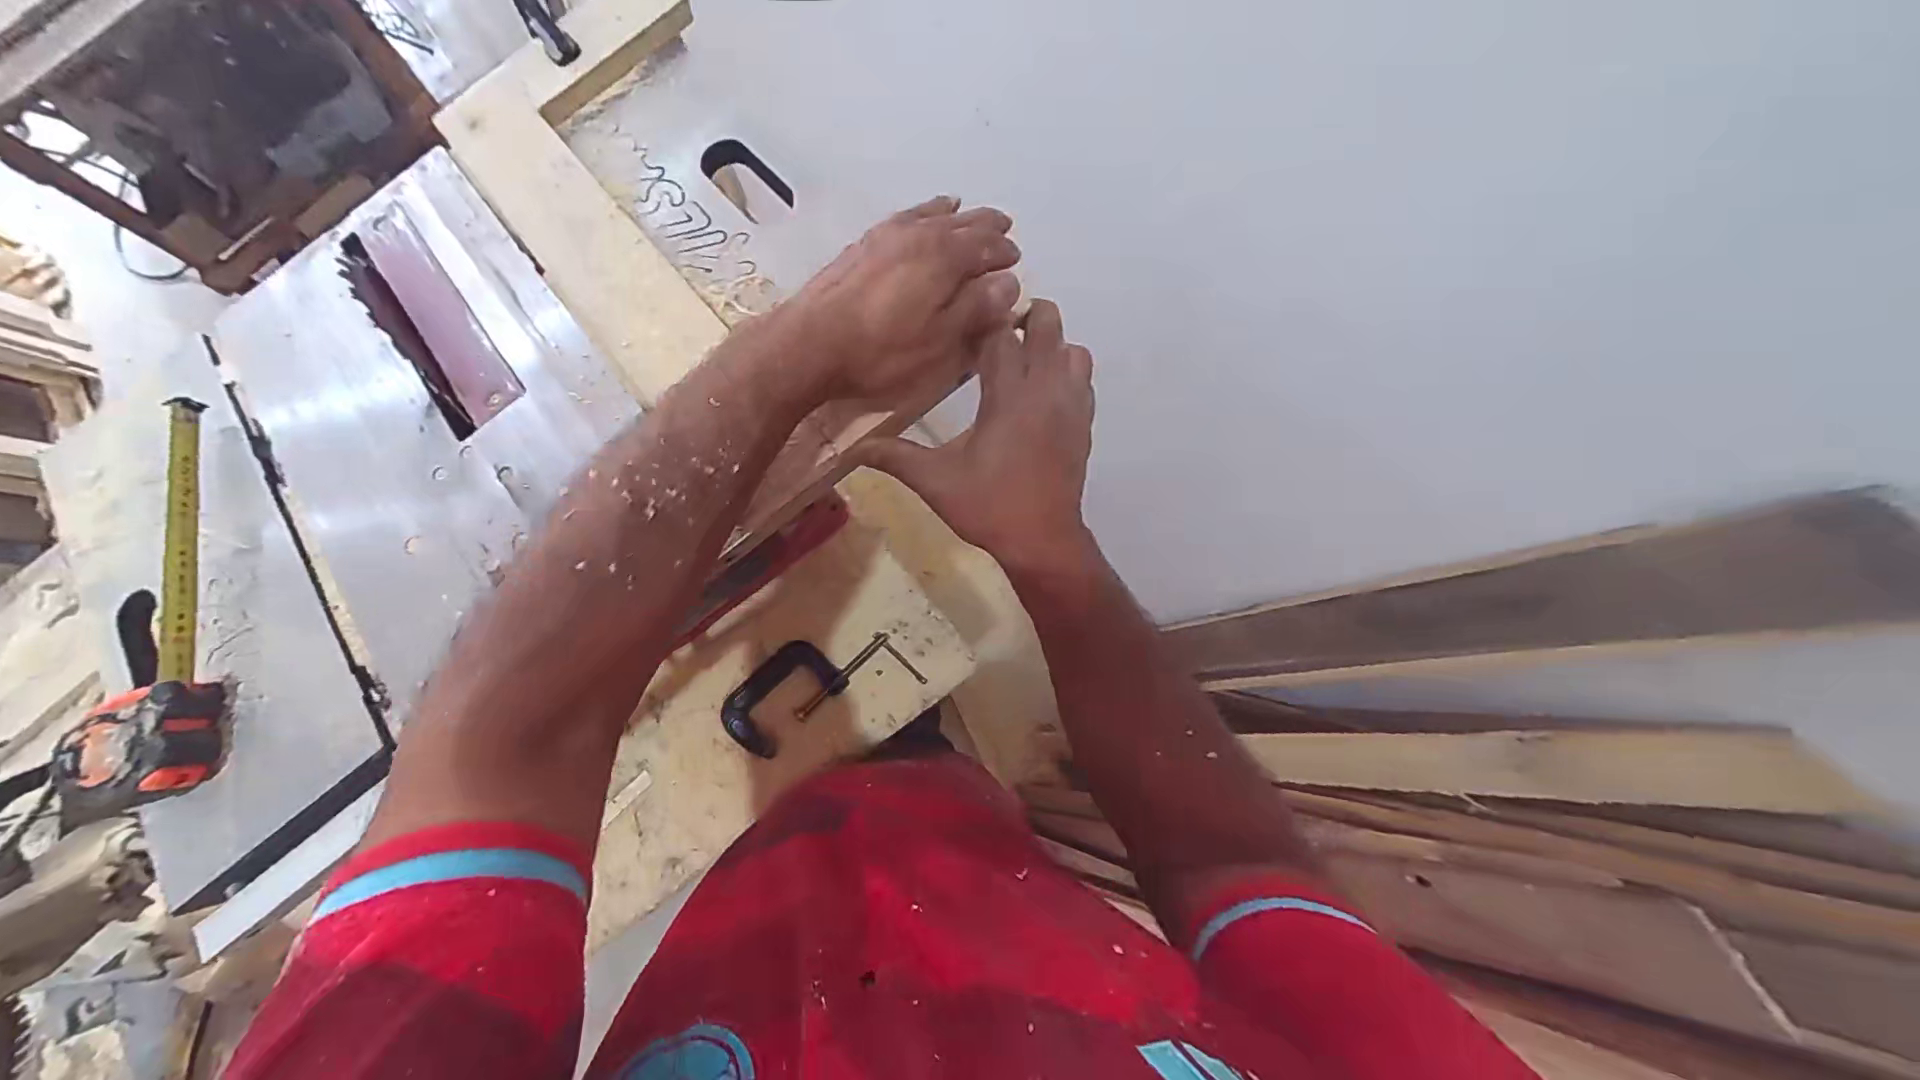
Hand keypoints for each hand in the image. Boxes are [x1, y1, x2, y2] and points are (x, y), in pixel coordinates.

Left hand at [777, 196, 1021, 403]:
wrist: (808, 345)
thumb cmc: (881, 352)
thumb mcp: (939, 341)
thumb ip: (976, 308)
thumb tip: (1009, 283)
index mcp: (944, 256)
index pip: (987, 246)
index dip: (1004, 255)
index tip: (1016, 263)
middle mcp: (919, 233)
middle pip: (964, 223)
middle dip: (988, 228)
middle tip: (1004, 233)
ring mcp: (888, 234)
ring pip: (934, 215)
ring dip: (959, 217)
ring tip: (970, 216)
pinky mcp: (864, 244)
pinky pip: (907, 217)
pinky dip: (926, 213)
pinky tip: (925, 216)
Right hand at [852, 300, 1096, 576]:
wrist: (1042, 540)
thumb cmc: (988, 507)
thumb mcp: (935, 481)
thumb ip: (895, 456)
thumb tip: (854, 447)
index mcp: (1008, 397)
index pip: (1001, 334)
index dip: (982, 324)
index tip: (964, 330)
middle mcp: (1046, 390)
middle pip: (1049, 324)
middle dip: (1025, 318)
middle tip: (997, 336)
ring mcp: (1072, 406)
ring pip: (1074, 350)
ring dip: (1051, 346)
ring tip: (1022, 364)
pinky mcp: (1085, 424)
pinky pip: (1084, 380)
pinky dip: (1066, 374)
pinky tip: (1040, 396)